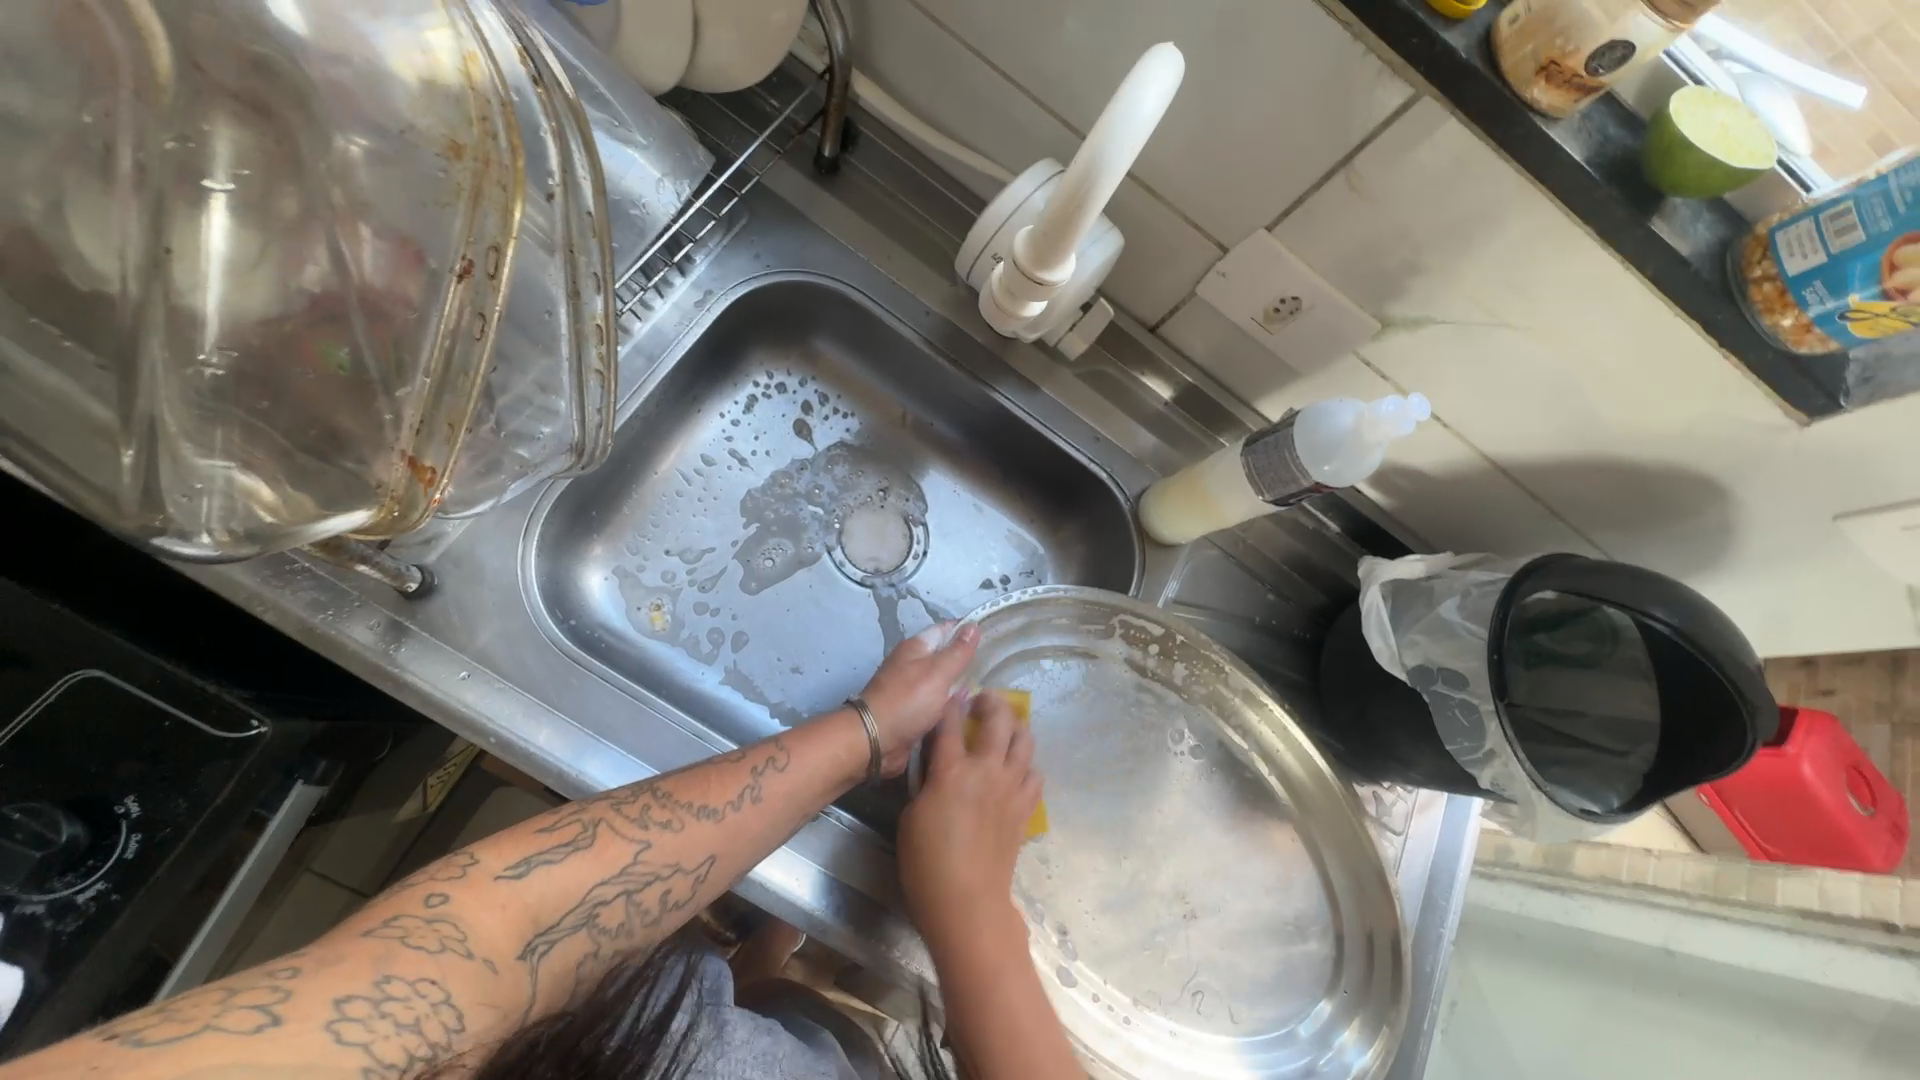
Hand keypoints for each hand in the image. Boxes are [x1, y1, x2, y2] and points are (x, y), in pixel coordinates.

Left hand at [857, 622, 979, 775]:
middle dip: (968, 659)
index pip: (947, 630)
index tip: (994, 636)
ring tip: (990, 688)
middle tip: (997, 666)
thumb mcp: (938, 673)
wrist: (875, 740)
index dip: (969, 630)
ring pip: (943, 681)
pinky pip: (938, 702)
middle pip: (945, 655)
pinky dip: (952, 703)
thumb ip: (958, 651)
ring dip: (962, 684)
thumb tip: (973, 625)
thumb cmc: (907, 701)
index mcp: (916, 648)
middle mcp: (913, 664)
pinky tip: (970, 708)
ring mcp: (912, 688)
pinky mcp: (913, 710)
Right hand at [897, 693, 1042, 955]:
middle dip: (991, 702)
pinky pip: (1034, 775)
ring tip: (1004, 726)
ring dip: (1015, 726)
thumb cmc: (926, 863)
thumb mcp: (911, 815)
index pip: (949, 724)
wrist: (967, 902)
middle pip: (998, 720)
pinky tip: (1016, 768)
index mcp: (952, 771)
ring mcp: (1011, 789)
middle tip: (982, 700)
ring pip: (1024, 741)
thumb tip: (935, 764)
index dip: (949, 704)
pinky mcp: (1024, 810)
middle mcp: (987, 770)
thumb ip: (926, 781)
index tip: (950, 692)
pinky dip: (1026, 764)